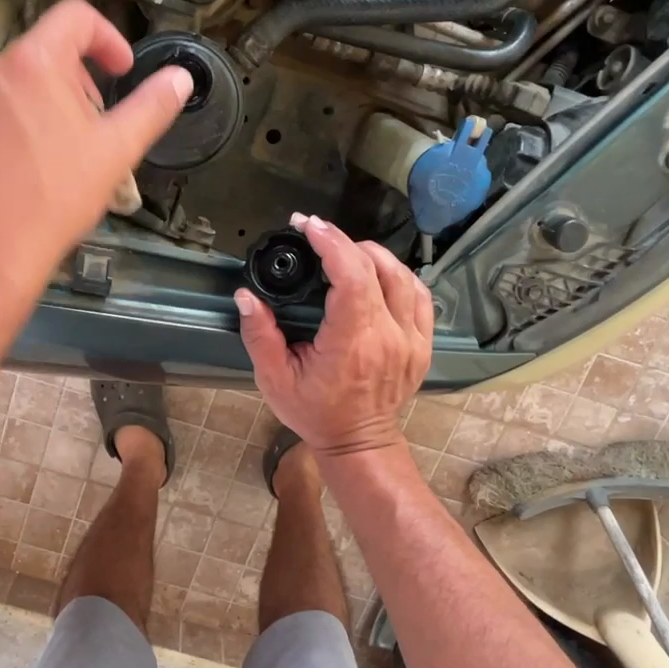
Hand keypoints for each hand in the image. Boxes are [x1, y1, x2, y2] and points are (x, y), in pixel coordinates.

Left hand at [0, 0, 190, 281]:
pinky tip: (25, 163)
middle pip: (45, 51)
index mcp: (34, 62)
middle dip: (78, 79)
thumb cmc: (59, 196)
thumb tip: (181, 78)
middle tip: (95, 125)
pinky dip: (12, 123)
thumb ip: (152, 106)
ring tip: (60, 149)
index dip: (108, 38)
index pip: (75, 17)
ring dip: (44, 101)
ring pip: (15, 82)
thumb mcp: (118, 150)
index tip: (122, 71)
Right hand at [235, 213, 432, 456]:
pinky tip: (379, 273)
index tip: (307, 225)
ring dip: (374, 256)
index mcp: (352, 342)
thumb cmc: (315, 413)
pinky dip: (400, 276)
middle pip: (378, 268)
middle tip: (317, 235)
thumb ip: (259, 335)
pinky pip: (420, 296)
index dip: (330, 242)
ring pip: (404, 276)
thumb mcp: (274, 379)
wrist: (358, 442)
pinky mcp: (422, 345)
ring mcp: (411, 340)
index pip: (351, 276)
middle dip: (345, 242)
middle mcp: (388, 336)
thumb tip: (246, 297)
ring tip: (346, 251)